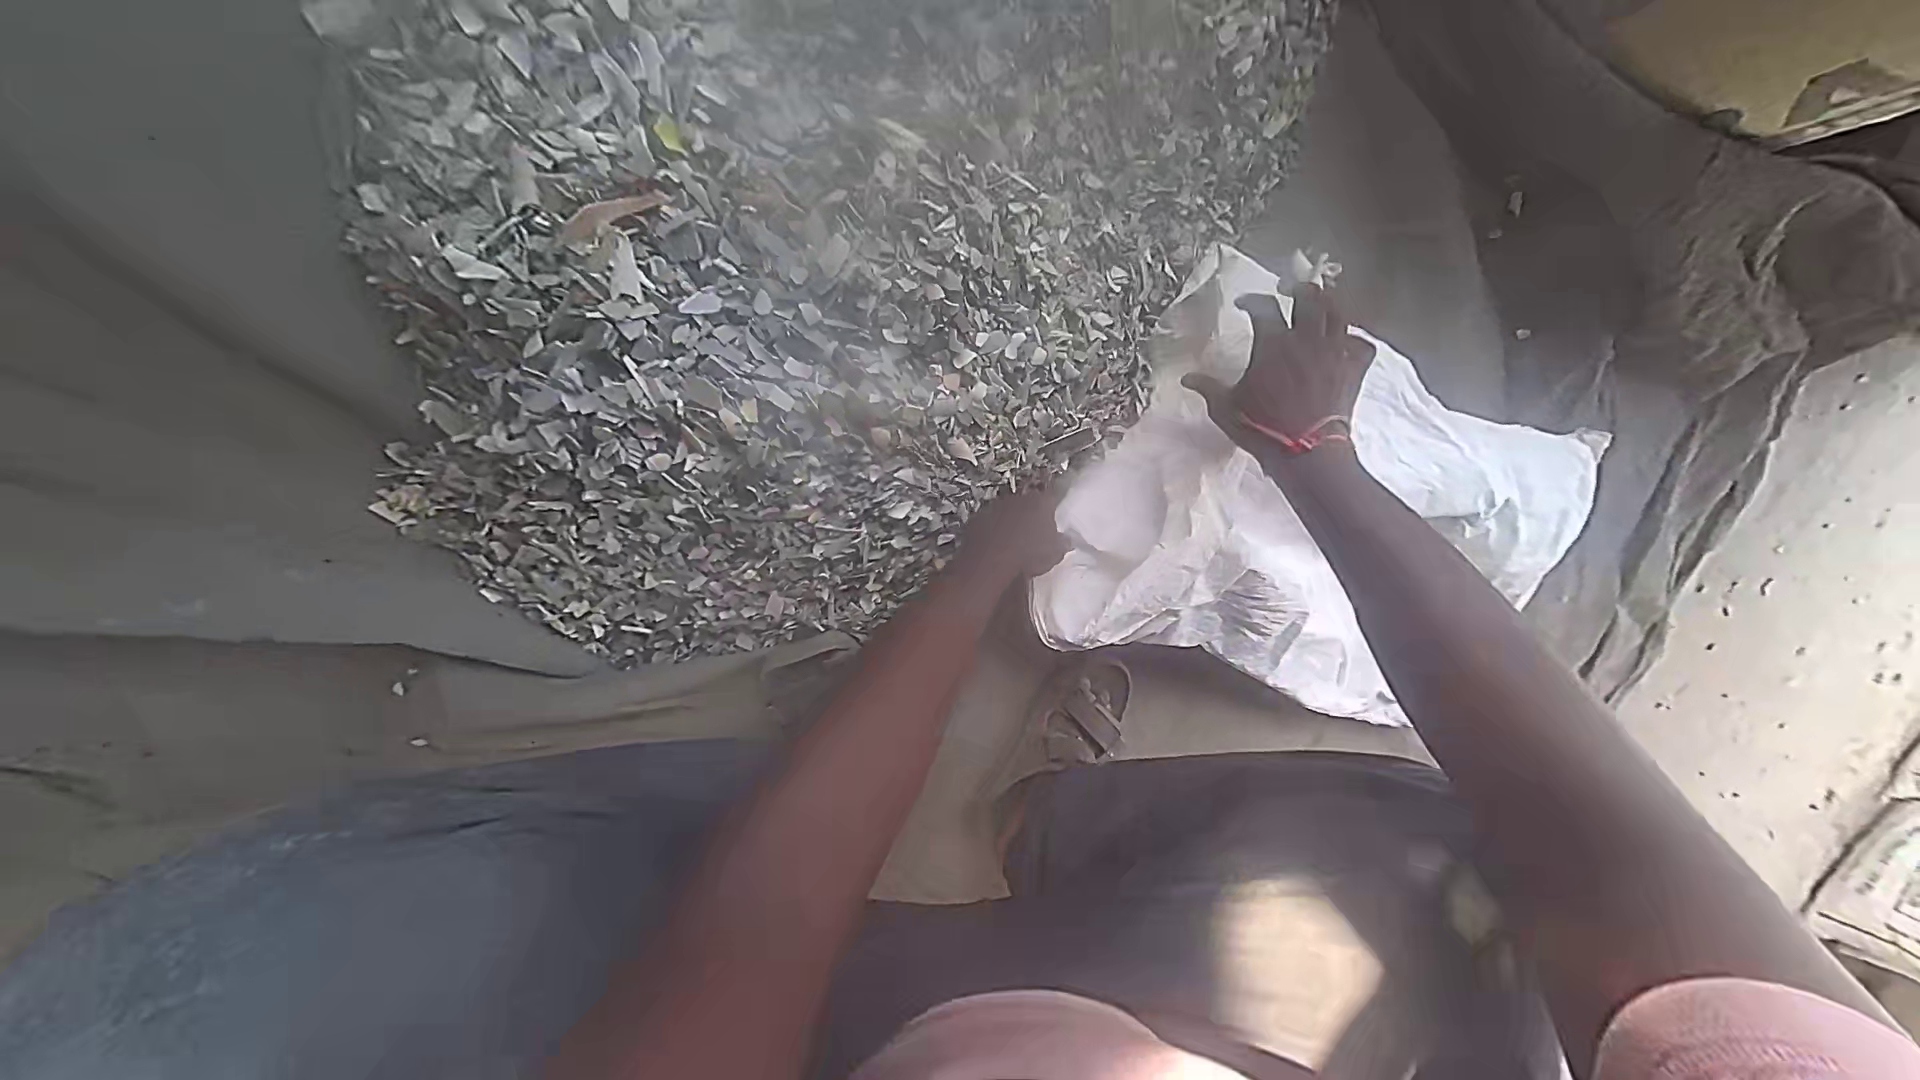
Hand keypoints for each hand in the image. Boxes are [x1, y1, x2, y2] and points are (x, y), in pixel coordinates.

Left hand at [957, 488, 1066, 578]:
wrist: (990, 560)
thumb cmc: (1029, 555)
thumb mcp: (1054, 554)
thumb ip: (1061, 543)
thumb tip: (1066, 541)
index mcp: (1041, 502)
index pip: (1051, 496)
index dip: (1052, 505)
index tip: (1052, 514)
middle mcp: (1019, 498)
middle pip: (1028, 501)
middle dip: (1030, 513)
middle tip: (1033, 531)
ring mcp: (996, 506)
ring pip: (1007, 510)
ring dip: (1010, 520)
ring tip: (1013, 541)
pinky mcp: (978, 517)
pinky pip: (989, 520)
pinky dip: (992, 528)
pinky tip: (994, 544)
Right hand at [1180, 283, 1375, 454]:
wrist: (1306, 450)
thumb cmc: (1262, 427)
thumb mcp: (1226, 408)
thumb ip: (1208, 388)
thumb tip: (1187, 379)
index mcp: (1273, 343)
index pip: (1263, 306)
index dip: (1251, 300)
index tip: (1243, 303)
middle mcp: (1307, 338)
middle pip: (1309, 296)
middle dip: (1297, 287)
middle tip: (1288, 288)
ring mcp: (1335, 351)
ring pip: (1338, 311)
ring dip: (1327, 302)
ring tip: (1318, 302)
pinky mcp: (1354, 368)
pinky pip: (1361, 343)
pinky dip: (1353, 339)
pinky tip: (1345, 342)